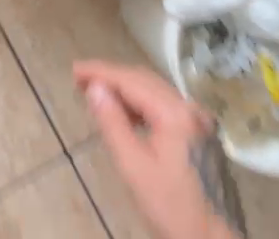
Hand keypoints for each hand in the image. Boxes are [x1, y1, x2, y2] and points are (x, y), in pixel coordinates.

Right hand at [75, 61, 246, 238]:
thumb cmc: (172, 209)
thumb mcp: (134, 167)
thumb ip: (113, 123)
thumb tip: (94, 87)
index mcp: (176, 113)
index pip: (131, 81)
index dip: (100, 72)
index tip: (74, 70)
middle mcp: (192, 109)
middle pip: (146, 81)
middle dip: (113, 77)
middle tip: (81, 80)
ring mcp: (201, 122)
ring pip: (157, 92)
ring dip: (127, 90)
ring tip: (98, 95)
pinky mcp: (204, 137)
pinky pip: (168, 107)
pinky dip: (144, 104)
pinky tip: (128, 114)